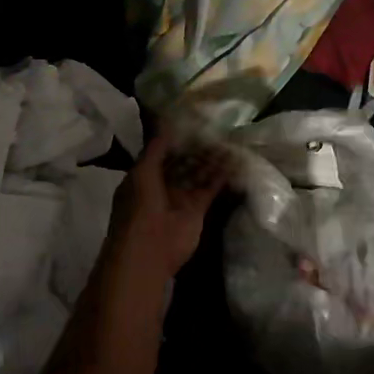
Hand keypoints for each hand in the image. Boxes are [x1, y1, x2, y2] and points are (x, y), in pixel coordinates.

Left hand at [106, 126, 228, 276]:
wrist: (148, 250)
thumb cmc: (139, 208)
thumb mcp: (142, 172)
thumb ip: (156, 148)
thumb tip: (167, 122)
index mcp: (143, 177)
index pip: (162, 153)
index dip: (176, 139)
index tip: (194, 123)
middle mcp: (162, 186)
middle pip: (182, 163)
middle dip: (197, 148)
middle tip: (217, 130)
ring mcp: (180, 199)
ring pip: (197, 175)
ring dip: (211, 160)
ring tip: (229, 141)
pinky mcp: (197, 211)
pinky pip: (210, 189)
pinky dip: (221, 176)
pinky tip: (234, 160)